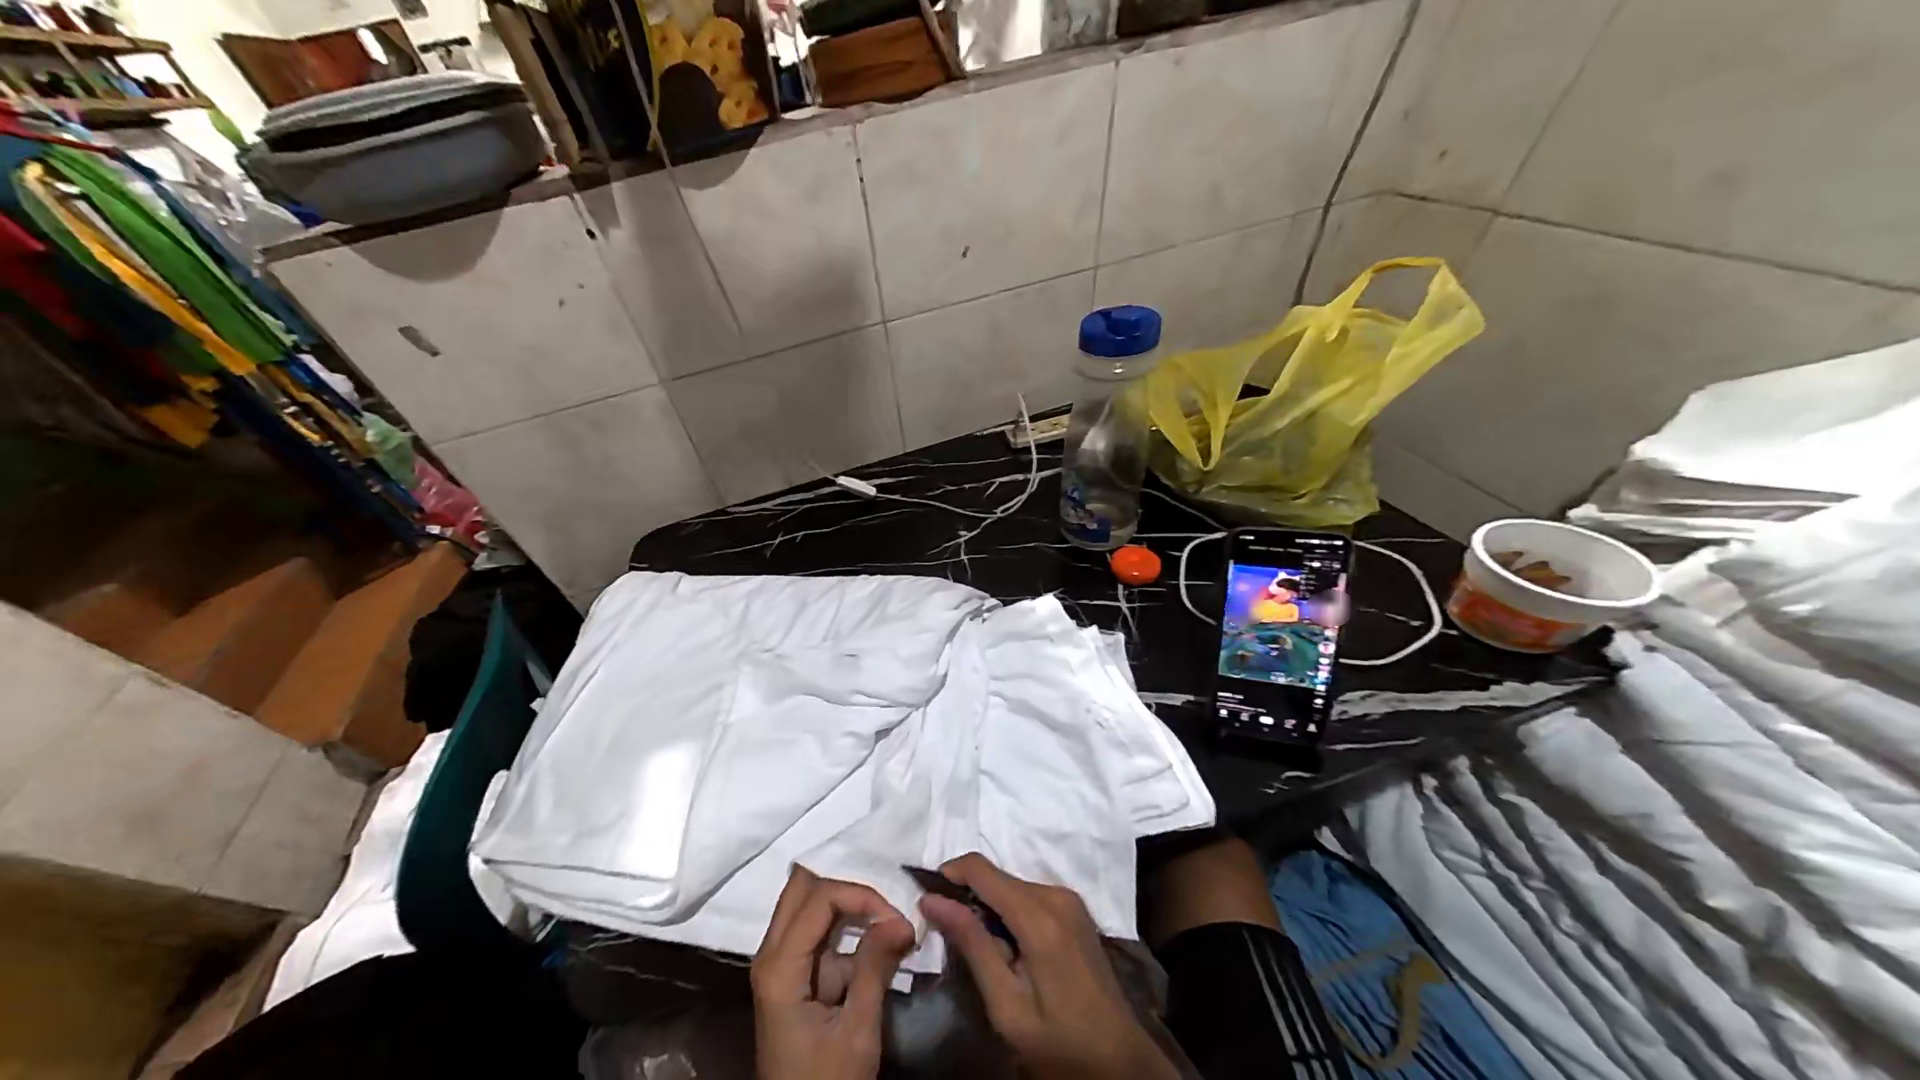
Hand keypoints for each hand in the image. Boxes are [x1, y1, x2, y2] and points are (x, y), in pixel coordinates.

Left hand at [752, 866, 914, 1079]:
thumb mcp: (857, 1032)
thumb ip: (874, 969)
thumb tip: (903, 919)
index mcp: (779, 967)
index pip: (818, 897)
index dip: (860, 896)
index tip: (896, 919)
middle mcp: (771, 953)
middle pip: (802, 886)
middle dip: (847, 885)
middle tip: (884, 903)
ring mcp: (779, 961)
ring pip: (808, 902)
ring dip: (848, 903)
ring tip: (887, 917)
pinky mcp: (793, 972)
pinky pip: (816, 928)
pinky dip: (847, 924)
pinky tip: (876, 937)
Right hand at [922, 854, 1180, 1079]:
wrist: (1119, 1060)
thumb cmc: (1058, 1040)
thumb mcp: (1006, 1003)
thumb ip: (972, 944)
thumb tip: (932, 900)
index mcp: (1039, 914)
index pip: (981, 869)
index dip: (948, 875)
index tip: (925, 898)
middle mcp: (1056, 894)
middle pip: (996, 877)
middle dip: (967, 897)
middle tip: (948, 936)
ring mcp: (1069, 900)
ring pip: (1011, 886)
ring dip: (988, 907)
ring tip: (977, 949)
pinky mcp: (1074, 910)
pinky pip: (1029, 896)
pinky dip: (1009, 913)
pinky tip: (1006, 949)